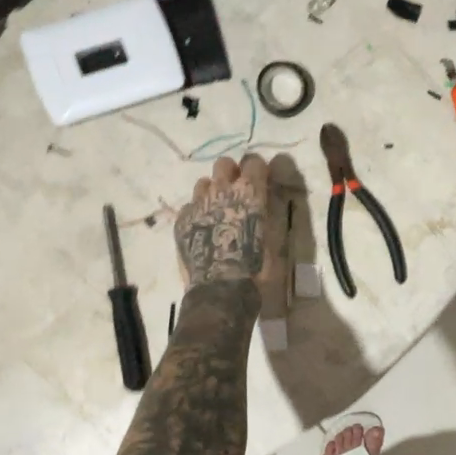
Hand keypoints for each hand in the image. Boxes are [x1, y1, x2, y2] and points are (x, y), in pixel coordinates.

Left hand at [174, 153, 281, 290]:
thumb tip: (267, 199)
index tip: (262, 180)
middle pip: (224, 164)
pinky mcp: (182, 220)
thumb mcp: (274, 241)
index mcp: (250, 193)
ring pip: (204, 183)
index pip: (254, 162)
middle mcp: (222, 190)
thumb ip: (269, 214)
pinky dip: (198, 213)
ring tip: (218, 211)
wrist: (220, 292)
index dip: (259, 170)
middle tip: (238, 193)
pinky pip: (190, 207)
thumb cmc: (257, 270)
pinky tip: (204, 231)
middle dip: (233, 174)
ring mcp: (198, 204)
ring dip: (213, 192)